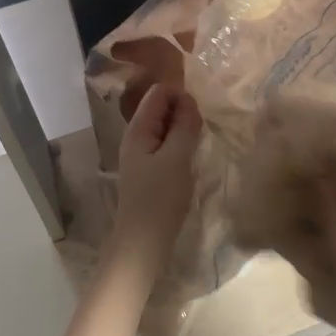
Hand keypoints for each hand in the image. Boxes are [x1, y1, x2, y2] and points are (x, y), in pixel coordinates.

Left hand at [109, 84, 201, 271]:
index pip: (158, 92)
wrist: (142, 244)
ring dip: (182, 130)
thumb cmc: (160, 199)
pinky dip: (179, 145)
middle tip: (199, 134)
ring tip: (196, 147)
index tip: (198, 117)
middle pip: (160, 107)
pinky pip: (165, 144)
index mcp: (138, 129)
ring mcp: (141, 154)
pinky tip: (188, 160)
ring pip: (164, 127)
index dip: (181, 96)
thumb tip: (188, 99)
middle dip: (183, 112)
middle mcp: (136, 136)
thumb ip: (184, 126)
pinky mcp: (149, 170)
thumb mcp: (176, 159)